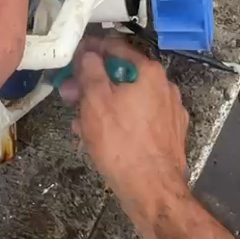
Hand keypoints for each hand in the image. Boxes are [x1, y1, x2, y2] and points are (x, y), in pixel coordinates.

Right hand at [59, 36, 191, 228]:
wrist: (153, 191)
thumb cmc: (121, 143)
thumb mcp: (95, 100)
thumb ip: (90, 70)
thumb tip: (89, 54)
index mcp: (149, 72)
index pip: (116, 47)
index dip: (90, 49)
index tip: (73, 57)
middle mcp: (165, 86)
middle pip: (122, 75)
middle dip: (92, 83)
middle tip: (69, 94)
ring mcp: (170, 111)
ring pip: (129, 98)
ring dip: (102, 104)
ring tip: (78, 121)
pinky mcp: (170, 134)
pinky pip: (139, 118)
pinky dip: (119, 120)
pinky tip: (100, 136)